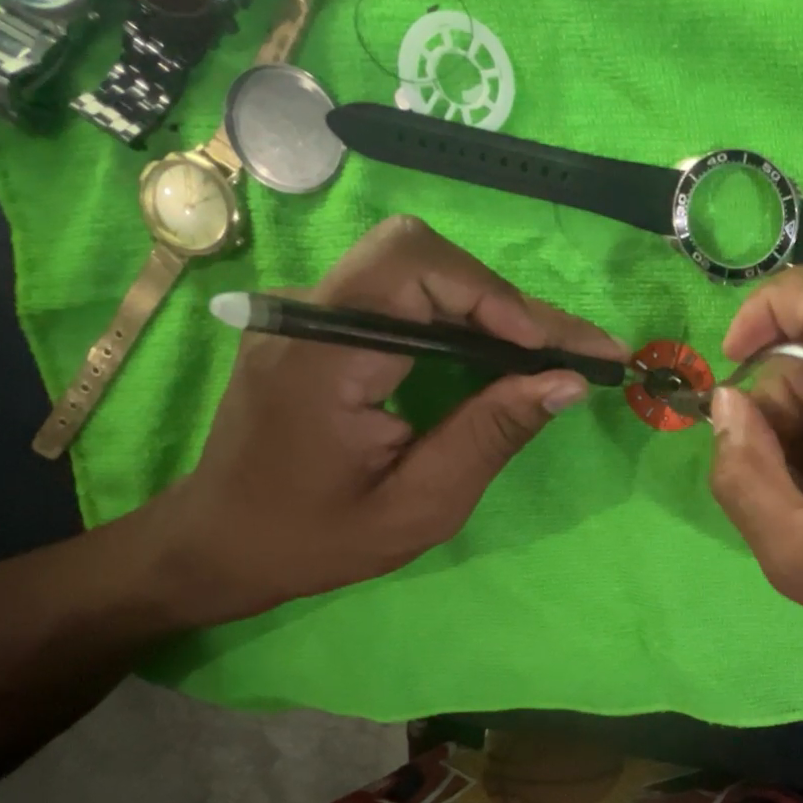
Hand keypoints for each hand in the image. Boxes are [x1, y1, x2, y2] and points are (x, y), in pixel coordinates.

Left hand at [146, 215, 626, 626]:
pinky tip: (506, 356)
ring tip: (558, 356)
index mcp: (323, 357)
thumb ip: (490, 435)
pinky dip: (466, 319)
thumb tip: (569, 382)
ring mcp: (309, 314)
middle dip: (511, 303)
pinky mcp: (320, 326)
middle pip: (423, 258)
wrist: (222, 544)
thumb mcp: (420, 504)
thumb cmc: (317, 538)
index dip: (492, 295)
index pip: (411, 268)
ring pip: (420, 271)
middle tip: (581, 353)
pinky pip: (404, 297)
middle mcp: (308, 314)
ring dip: (495, 309)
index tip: (551, 351)